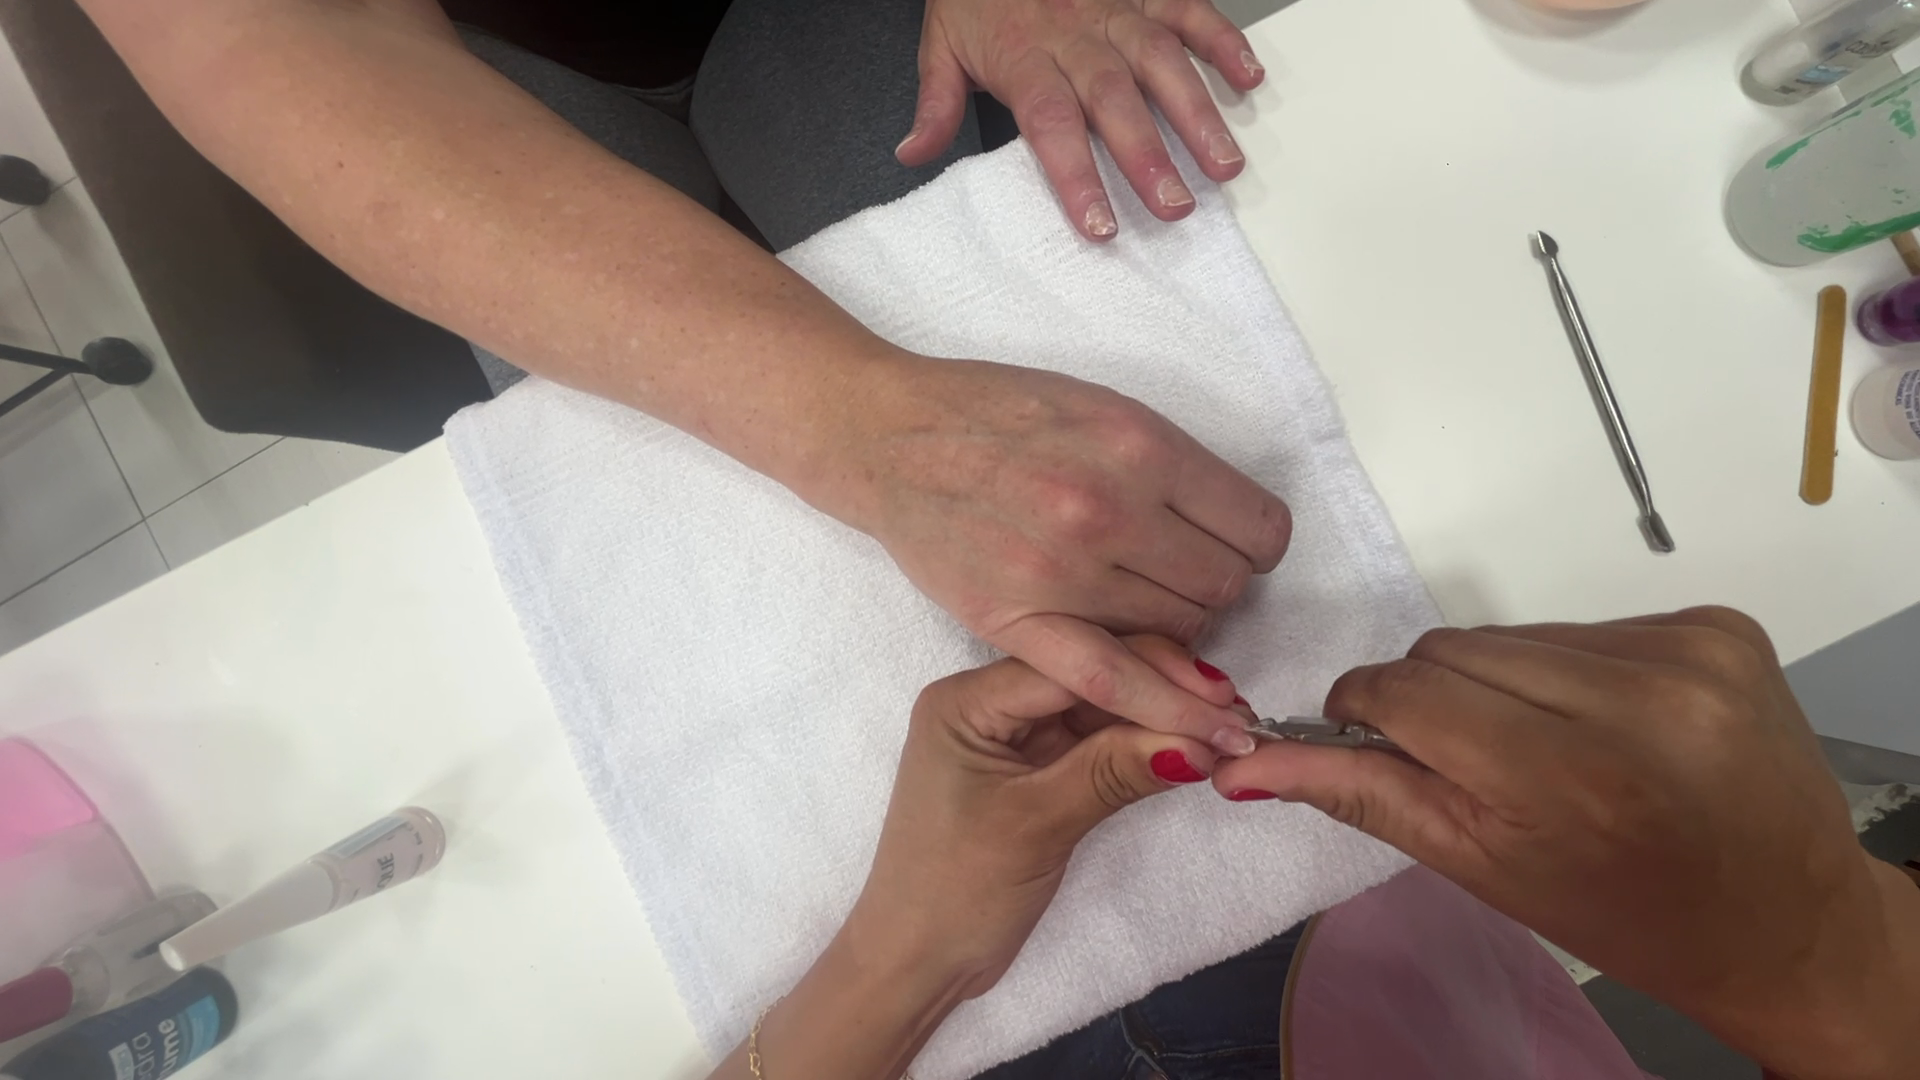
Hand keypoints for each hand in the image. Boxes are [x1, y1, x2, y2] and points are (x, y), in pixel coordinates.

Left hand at [727, 638, 1227, 1079]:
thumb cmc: (958, 889)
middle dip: (1157, 693)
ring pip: (1091, 708)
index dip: (1146, 678)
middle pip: (1082, 678)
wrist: (916, 962)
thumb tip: (1205, 740)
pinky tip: (1183, 744)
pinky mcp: (1029, 763)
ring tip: (1226, 724)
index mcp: (966, 698)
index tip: (1220, 699)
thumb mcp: (1036, 825)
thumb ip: (1113, 772)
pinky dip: (1134, 745)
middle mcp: (986, 700)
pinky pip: (1087, 739)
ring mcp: (1009, 732)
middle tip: (1235, 709)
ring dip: (1154, 718)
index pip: (1067, 668)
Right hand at [816, 355, 1287, 747]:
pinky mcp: (1014, 621)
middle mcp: (1108, 510)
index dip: (1253, 542)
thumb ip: (1168, 464)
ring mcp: (1060, 573)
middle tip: (1175, 572)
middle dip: (1214, 584)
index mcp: (1139, 445)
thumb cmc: (992, 409)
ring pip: (1181, 633)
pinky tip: (1207, 733)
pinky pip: (1112, 681)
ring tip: (1138, 601)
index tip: (1230, 545)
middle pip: (1225, 585)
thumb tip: (1223, 528)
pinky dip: (1169, 712)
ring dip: (1179, 627)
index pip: (1257, 527)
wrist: (889, 438)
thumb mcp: (1097, 403)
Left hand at [897, 0, 1264, 239]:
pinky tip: (1247, 81)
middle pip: (1116, 101)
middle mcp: (1077, 35)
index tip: (1100, 224)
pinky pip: (1189, 10)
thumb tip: (911, 155)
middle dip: (1149, 157)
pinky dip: (1221, 42)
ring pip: (1162, 60)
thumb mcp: (941, 45)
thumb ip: (933, 104)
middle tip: (1175, 207)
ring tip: (1224, 166)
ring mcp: (1117, 10)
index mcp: (1026, 59)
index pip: (1053, 124)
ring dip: (1198, 113)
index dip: (1078, 176)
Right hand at [1213, 607, 1919, 1079]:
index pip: (1402, 690)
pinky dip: (1558, 667)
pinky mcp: (1718, 628)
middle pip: (1445, 651)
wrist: (1790, 927)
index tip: (1374, 734)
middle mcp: (1637, 699)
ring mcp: (1688, 653)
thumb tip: (1230, 766)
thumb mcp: (1466, 858)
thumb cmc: (1609, 909)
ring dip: (1493, 679)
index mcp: (1567, 775)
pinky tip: (1598, 717)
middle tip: (1473, 754)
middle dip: (1432, 696)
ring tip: (1540, 738)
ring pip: (1501, 635)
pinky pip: (1571, 625)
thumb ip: (1347, 791)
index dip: (1368, 707)